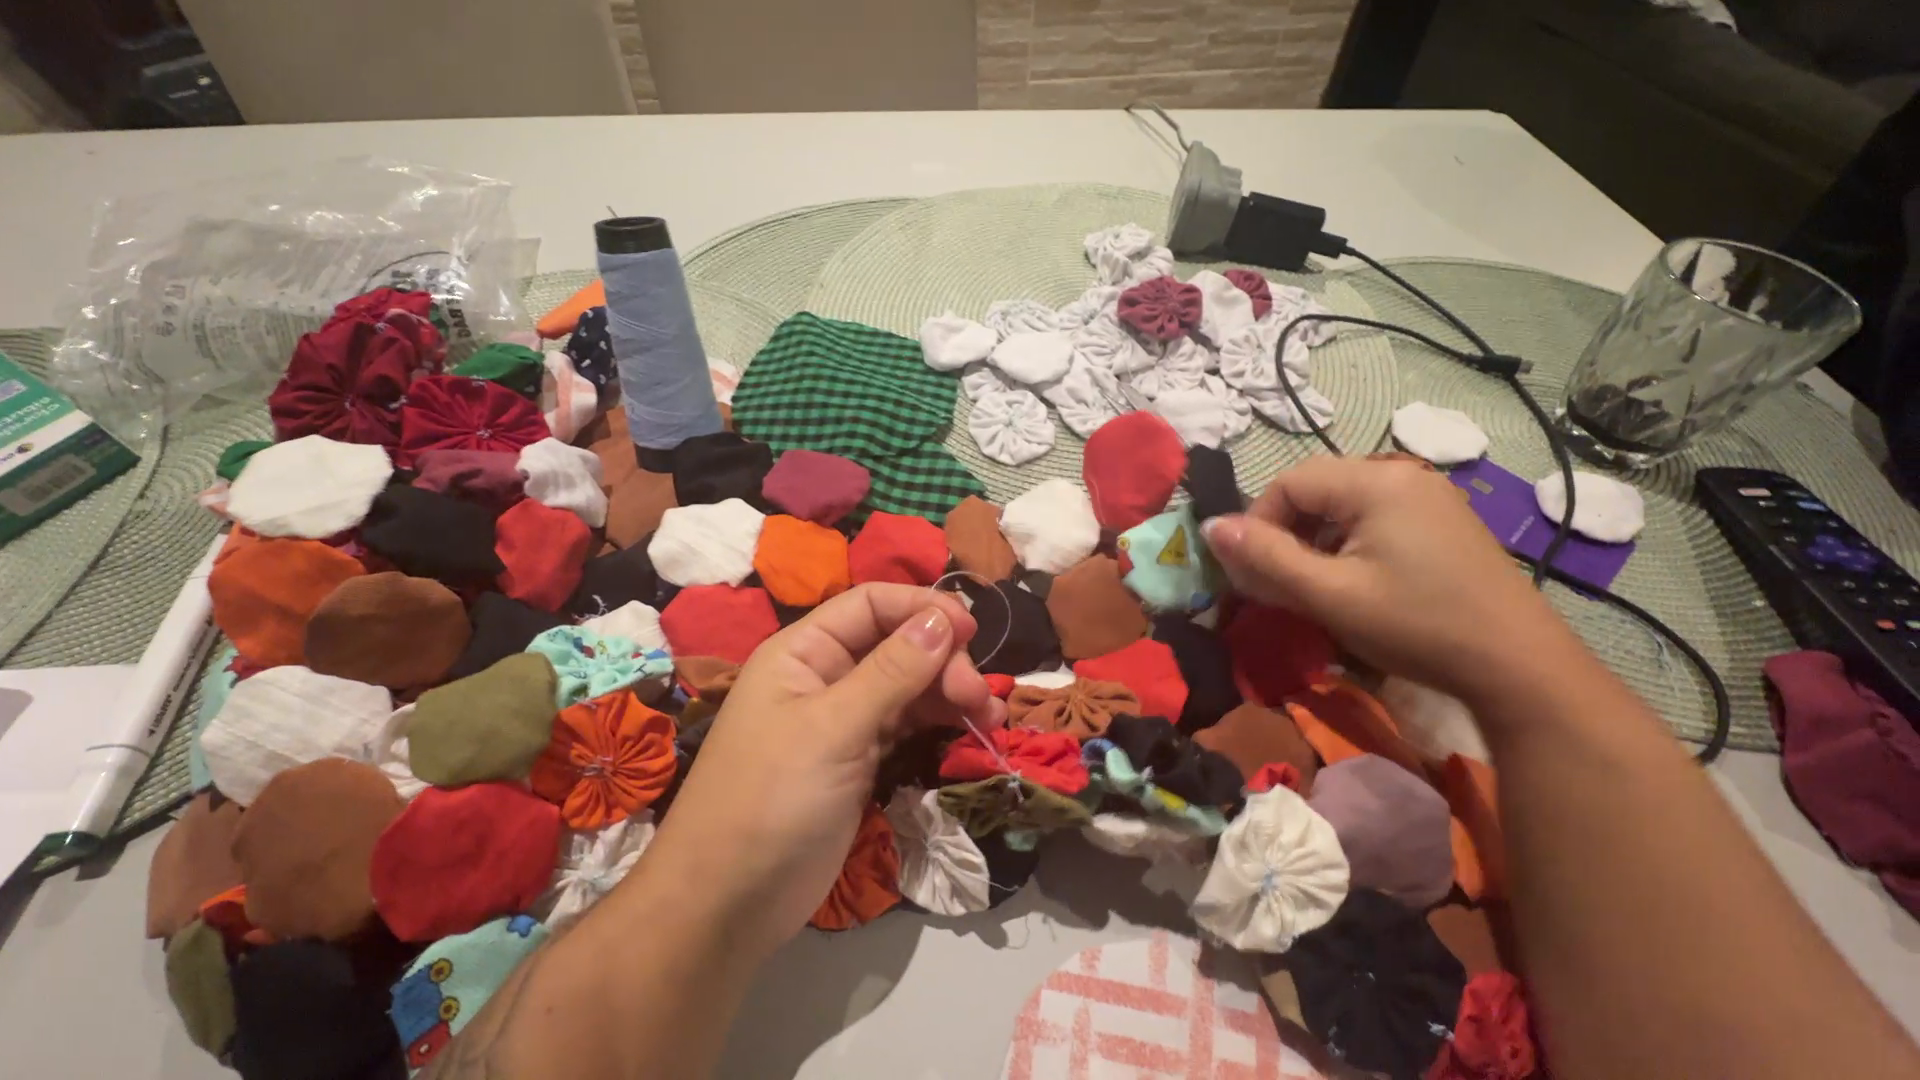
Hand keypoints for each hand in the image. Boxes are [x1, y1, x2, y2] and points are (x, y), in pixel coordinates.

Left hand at [643, 584, 1003, 956]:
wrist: (728, 903)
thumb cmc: (772, 799)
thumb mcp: (834, 729)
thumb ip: (892, 671)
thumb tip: (944, 618)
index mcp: (802, 653)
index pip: (870, 605)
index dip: (921, 608)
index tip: (972, 629)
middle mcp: (823, 677)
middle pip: (896, 644)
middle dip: (943, 660)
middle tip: (977, 697)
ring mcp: (841, 722)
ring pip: (907, 687)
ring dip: (949, 693)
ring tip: (989, 718)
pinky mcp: (857, 762)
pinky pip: (905, 726)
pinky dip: (938, 724)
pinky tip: (970, 731)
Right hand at [1201, 456, 1581, 702]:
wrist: (1518, 666)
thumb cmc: (1416, 625)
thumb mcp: (1329, 594)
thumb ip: (1266, 558)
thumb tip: (1209, 527)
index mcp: (1375, 480)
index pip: (1288, 483)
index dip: (1257, 524)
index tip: (1252, 573)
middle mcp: (1403, 474)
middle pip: (1316, 491)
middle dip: (1285, 535)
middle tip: (1279, 586)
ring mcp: (1430, 497)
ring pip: (1344, 508)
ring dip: (1315, 543)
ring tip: (1315, 590)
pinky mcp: (1444, 523)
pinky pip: (1375, 520)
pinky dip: (1349, 547)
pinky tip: (1357, 586)